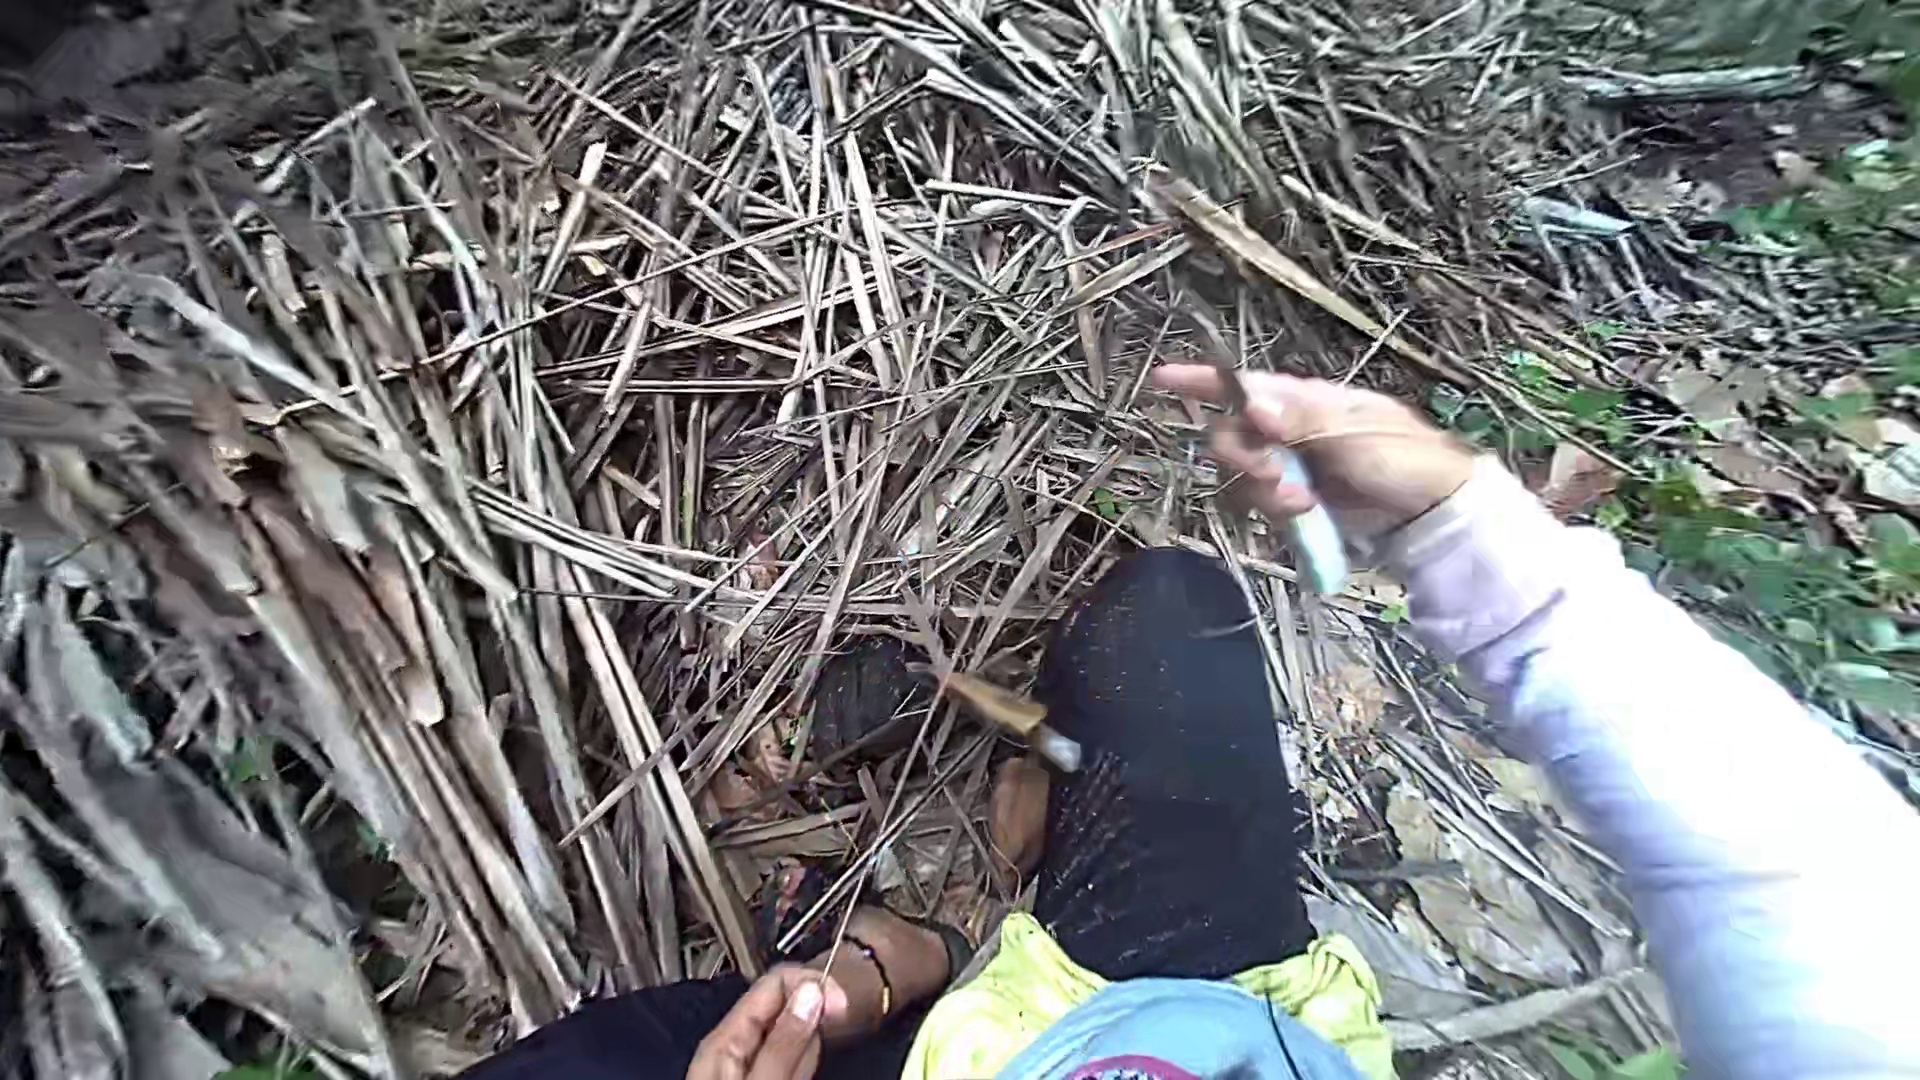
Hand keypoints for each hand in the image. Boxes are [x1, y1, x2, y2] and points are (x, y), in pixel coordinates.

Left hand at [688, 967, 848, 1079]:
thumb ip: (784, 1042)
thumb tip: (813, 988)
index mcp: (725, 1040)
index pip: (775, 981)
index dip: (810, 983)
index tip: (842, 1004)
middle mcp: (733, 1047)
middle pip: (786, 1007)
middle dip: (807, 1028)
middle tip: (805, 1067)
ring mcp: (744, 1068)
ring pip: (791, 1037)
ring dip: (804, 1054)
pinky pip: (788, 1062)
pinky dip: (799, 1068)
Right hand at [1152, 365, 1473, 540]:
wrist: (1429, 514)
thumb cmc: (1404, 458)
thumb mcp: (1359, 432)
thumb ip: (1303, 419)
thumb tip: (1252, 404)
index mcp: (1302, 401)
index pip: (1243, 386)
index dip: (1201, 381)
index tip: (1163, 378)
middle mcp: (1283, 430)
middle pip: (1228, 435)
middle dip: (1242, 457)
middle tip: (1272, 474)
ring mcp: (1283, 465)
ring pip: (1237, 473)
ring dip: (1261, 490)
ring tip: (1301, 502)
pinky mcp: (1284, 498)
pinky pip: (1253, 501)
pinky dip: (1270, 509)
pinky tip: (1301, 513)